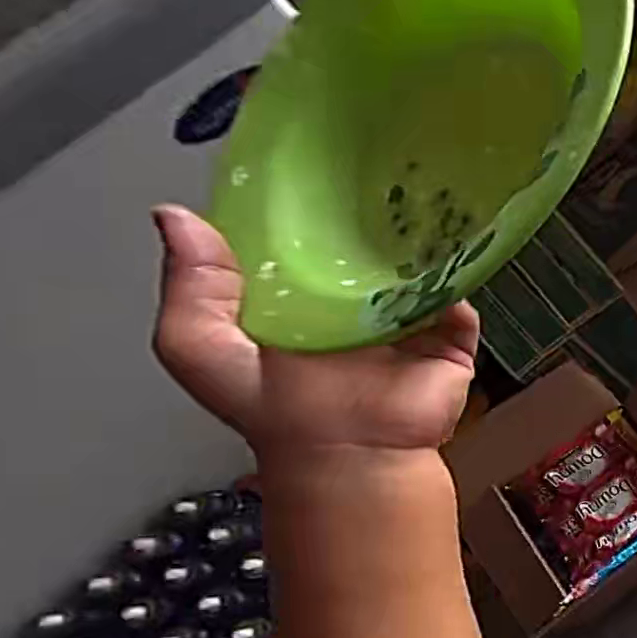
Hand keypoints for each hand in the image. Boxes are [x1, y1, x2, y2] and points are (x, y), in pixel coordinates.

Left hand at [152, 205, 478, 457]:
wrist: (351, 452)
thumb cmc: (275, 408)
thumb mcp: (201, 346)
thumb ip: (193, 287)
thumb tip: (176, 214)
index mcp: (304, 311)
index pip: (307, 257)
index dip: (304, 222)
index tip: (307, 185)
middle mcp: (358, 315)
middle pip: (370, 263)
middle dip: (373, 228)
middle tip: (376, 186)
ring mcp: (410, 331)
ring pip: (420, 281)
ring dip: (423, 253)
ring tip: (423, 211)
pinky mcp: (450, 347)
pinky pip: (460, 309)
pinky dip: (459, 287)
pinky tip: (450, 259)